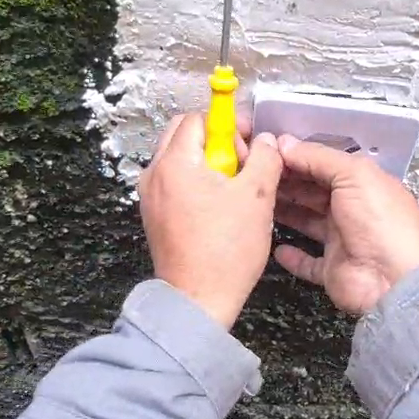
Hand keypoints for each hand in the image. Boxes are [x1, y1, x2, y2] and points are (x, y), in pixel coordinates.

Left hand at [138, 113, 284, 329]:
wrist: (198, 299)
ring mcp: (151, 197)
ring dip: (207, 163)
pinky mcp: (155, 216)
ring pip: (179, 160)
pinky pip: (175, 184)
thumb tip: (267, 142)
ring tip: (235, 187)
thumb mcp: (257, 197)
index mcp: (174, 163)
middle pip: (183, 135)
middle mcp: (154, 175)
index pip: (197, 118)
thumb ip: (265, 159)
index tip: (249, 139)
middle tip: (243, 162)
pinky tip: (221, 206)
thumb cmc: (224, 252)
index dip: (227, 124)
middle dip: (216, 141)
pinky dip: (197, 183)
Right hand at [272, 136, 418, 315]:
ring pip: (307, 222)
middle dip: (287, 182)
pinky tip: (277, 248)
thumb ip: (318, 157)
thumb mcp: (354, 175)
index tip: (268, 152)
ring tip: (258, 202)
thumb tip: (287, 143)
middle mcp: (353, 211)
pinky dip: (293, 256)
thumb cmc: (382, 223)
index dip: (298, 158)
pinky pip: (308, 262)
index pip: (325, 166)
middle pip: (313, 192)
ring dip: (285, 212)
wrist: (393, 280)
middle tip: (256, 174)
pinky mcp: (332, 270)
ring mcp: (343, 242)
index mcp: (363, 185)